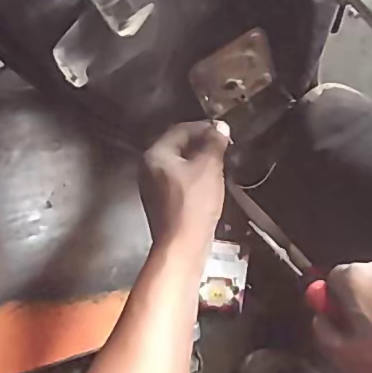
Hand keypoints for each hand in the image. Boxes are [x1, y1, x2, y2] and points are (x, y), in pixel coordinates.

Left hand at [139, 120, 228, 245]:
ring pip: (179, 165)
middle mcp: (148, 168)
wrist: (182, 244)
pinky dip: (194, 178)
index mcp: (155, 155)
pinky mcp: (162, 203)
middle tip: (223, 146)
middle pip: (177, 147)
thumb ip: (214, 143)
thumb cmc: (194, 204)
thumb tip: (220, 128)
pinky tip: (210, 182)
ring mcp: (153, 187)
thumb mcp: (209, 168)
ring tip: (220, 163)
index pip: (180, 130)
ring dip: (199, 162)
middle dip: (201, 144)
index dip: (204, 127)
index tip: (223, 131)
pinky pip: (179, 182)